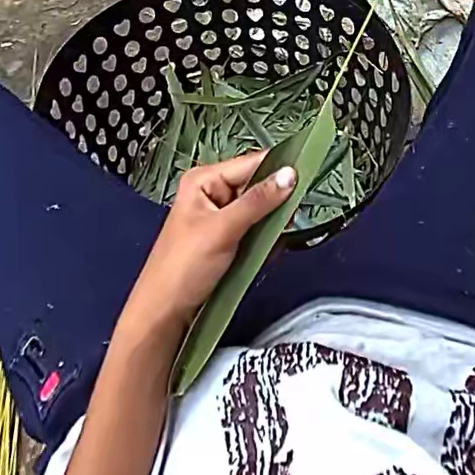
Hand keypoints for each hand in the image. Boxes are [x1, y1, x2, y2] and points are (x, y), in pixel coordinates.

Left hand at [120, 152, 296, 341]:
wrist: (165, 311)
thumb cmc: (184, 267)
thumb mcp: (223, 230)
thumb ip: (258, 201)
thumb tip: (290, 175)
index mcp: (204, 180)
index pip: (251, 163)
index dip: (279, 168)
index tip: (310, 174)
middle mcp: (213, 192)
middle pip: (258, 186)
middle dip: (277, 202)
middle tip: (292, 217)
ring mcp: (221, 216)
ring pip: (261, 210)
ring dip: (272, 223)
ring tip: (276, 238)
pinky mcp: (228, 237)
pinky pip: (256, 229)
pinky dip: (266, 238)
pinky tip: (268, 250)